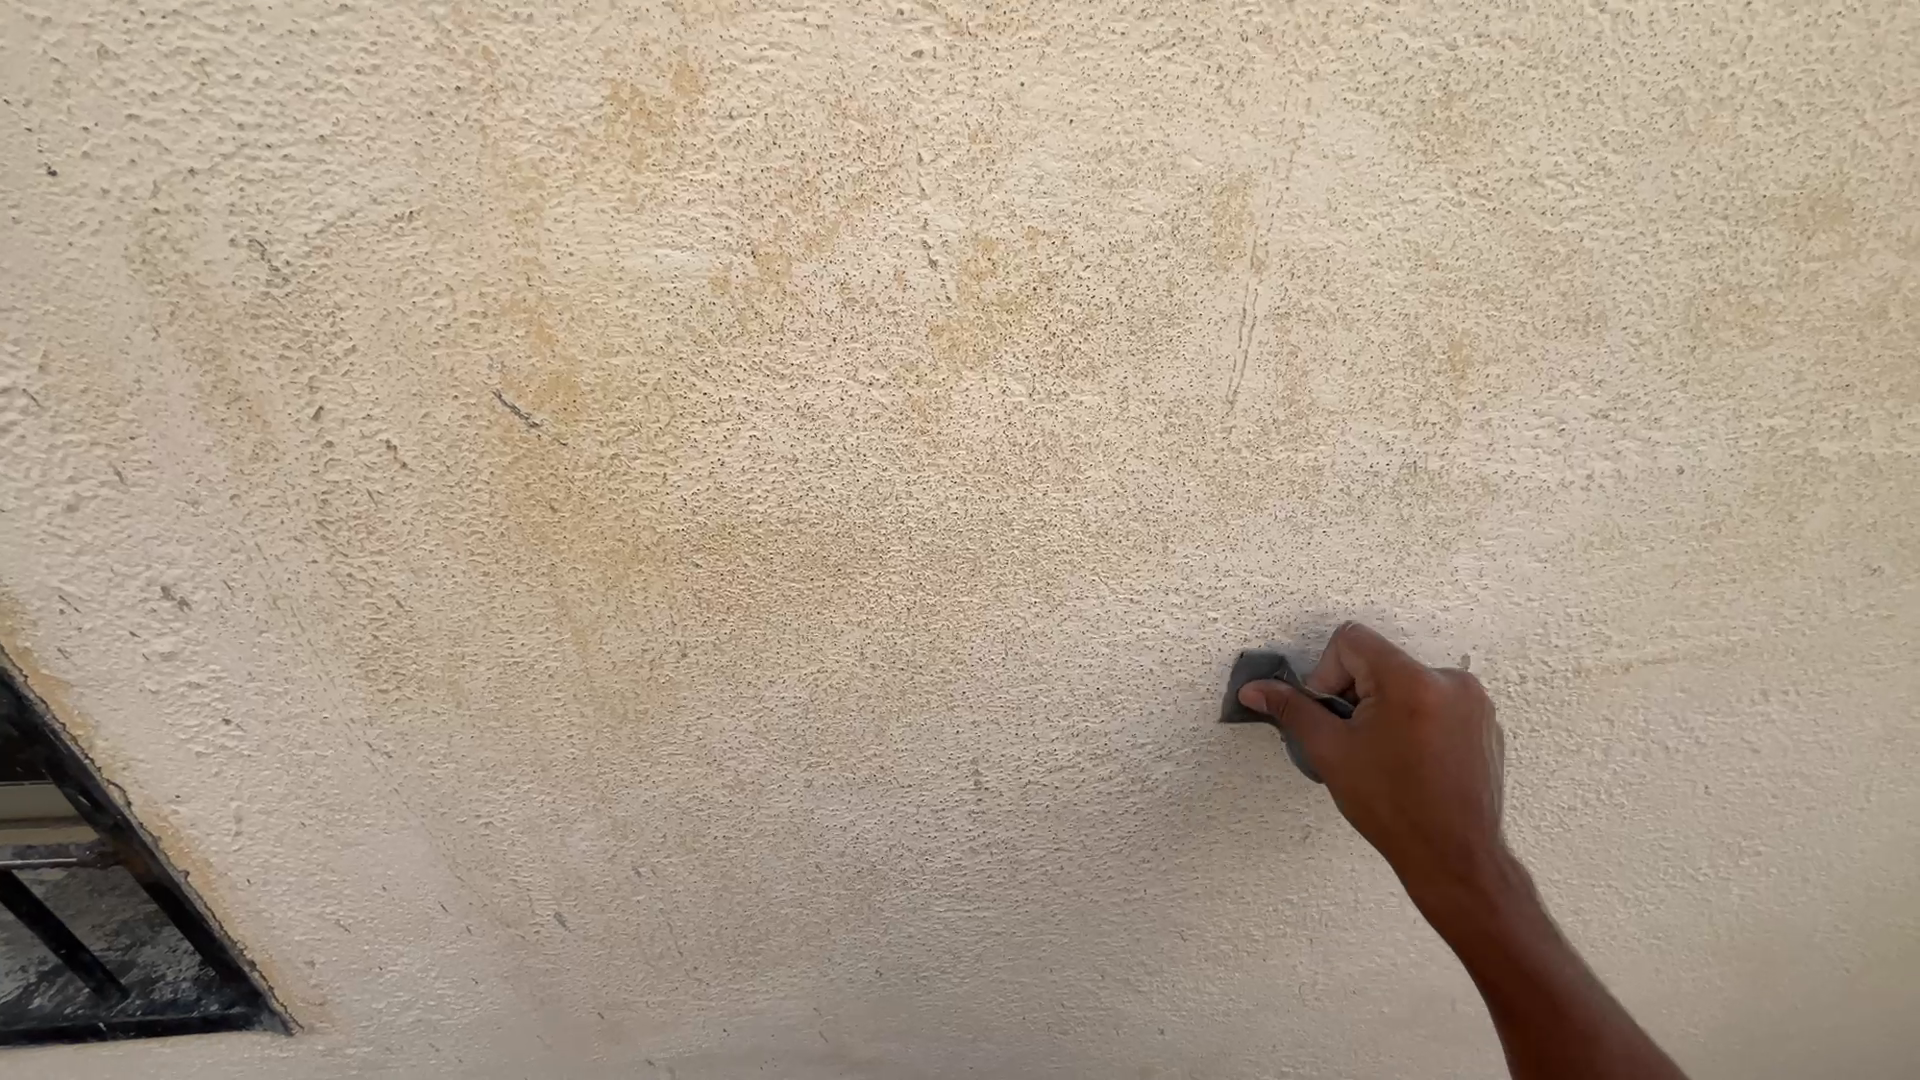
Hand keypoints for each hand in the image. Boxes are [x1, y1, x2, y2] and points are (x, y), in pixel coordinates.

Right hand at [1238, 622, 1506, 898]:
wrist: (1454, 858)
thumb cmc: (1395, 808)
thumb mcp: (1330, 751)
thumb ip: (1291, 709)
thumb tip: (1255, 690)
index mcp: (1411, 682)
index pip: (1351, 641)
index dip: (1326, 673)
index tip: (1331, 713)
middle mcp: (1450, 682)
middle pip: (1376, 660)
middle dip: (1352, 692)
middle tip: (1351, 736)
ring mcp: (1473, 703)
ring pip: (1402, 679)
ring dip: (1380, 705)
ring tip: (1379, 750)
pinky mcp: (1483, 722)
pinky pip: (1432, 698)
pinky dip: (1409, 717)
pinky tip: (1405, 757)